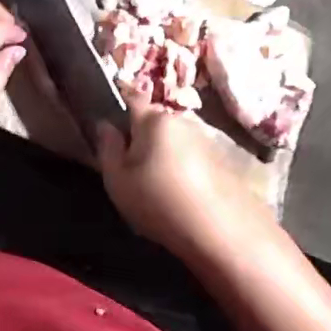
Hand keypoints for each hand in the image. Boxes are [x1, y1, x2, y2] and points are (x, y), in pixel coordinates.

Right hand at [94, 95, 265, 256]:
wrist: (220, 231)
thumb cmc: (158, 202)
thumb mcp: (118, 180)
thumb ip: (108, 148)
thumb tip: (105, 125)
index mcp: (154, 120)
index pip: (133, 98)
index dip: (120, 109)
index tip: (113, 133)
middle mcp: (183, 121)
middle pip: (155, 123)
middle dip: (144, 138)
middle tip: (134, 170)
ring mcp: (208, 139)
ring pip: (176, 140)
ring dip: (166, 155)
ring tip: (160, 187)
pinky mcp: (225, 161)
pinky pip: (194, 157)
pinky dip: (186, 169)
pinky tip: (184, 194)